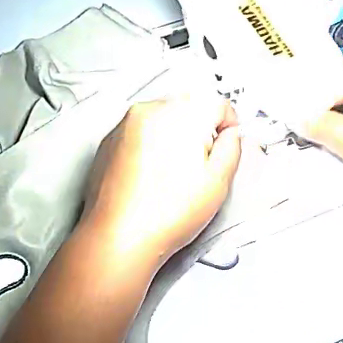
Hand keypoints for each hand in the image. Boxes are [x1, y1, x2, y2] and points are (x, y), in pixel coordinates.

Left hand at [78, 94, 241, 274]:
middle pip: (190, 108)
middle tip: (199, 169)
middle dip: (200, 133)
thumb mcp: (218, 182)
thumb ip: (233, 147)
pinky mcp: (110, 140)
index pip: (219, 104)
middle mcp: (151, 111)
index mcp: (181, 114)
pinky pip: (141, 134)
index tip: (226, 145)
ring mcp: (126, 124)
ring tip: (173, 179)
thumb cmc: (163, 215)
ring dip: (174, 140)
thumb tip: (231, 135)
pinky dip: (150, 149)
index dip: (229, 128)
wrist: (118, 237)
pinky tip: (153, 180)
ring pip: (164, 120)